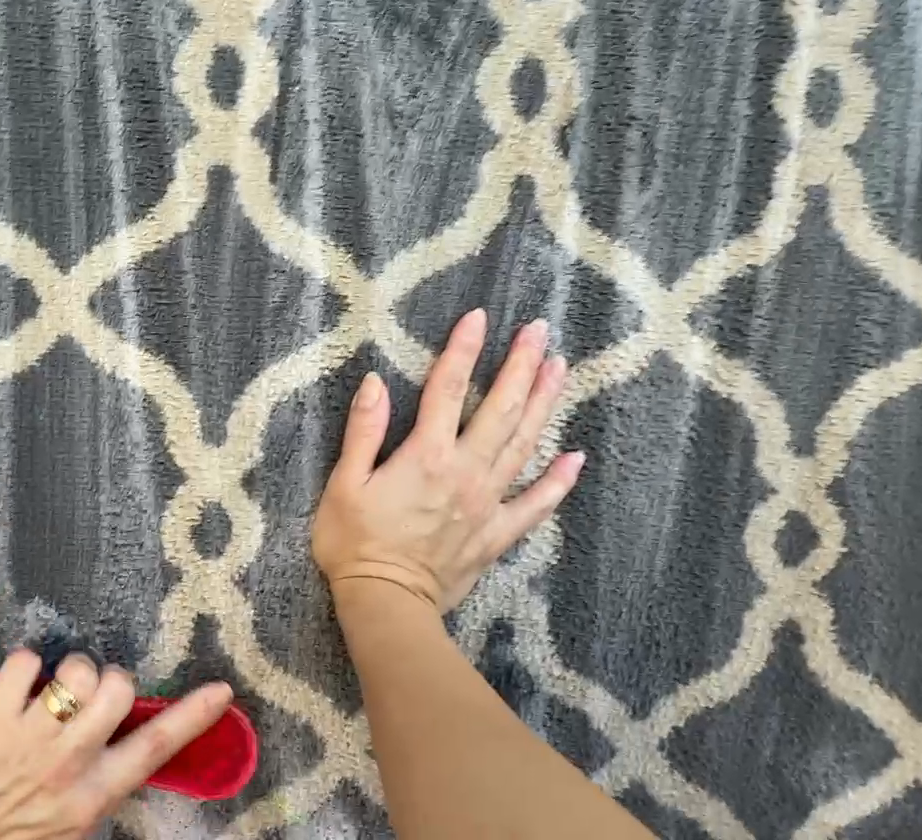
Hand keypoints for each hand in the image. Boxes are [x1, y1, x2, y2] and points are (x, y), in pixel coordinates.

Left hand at [0, 651, 233, 839]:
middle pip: (119, 688)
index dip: (192, 715)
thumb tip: (119, 732)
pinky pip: (24, 660)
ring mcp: (28, 736)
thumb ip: (96, 782)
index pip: (155, 747)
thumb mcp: (67, 825)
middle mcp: (67, 763)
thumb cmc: (7, 838)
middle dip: (110, 679)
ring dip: (70, 668)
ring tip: (50, 689)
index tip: (220, 689)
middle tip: (88, 693)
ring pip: (77, 668)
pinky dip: (22, 664)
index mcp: (91, 797)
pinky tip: (12, 688)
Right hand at [312, 308, 583, 613]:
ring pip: (523, 445)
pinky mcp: (496, 533)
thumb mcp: (344, 482)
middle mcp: (465, 472)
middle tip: (540, 331)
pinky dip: (558, 480)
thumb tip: (376, 382)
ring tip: (560, 370)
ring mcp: (487, 503)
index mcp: (425, 456)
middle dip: (521, 367)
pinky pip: (536, 504)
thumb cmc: (354, 541)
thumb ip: (363, 431)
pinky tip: (577, 457)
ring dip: (544, 405)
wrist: (385, 604)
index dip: (463, 350)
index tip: (479, 317)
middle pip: (500, 410)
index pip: (447, 390)